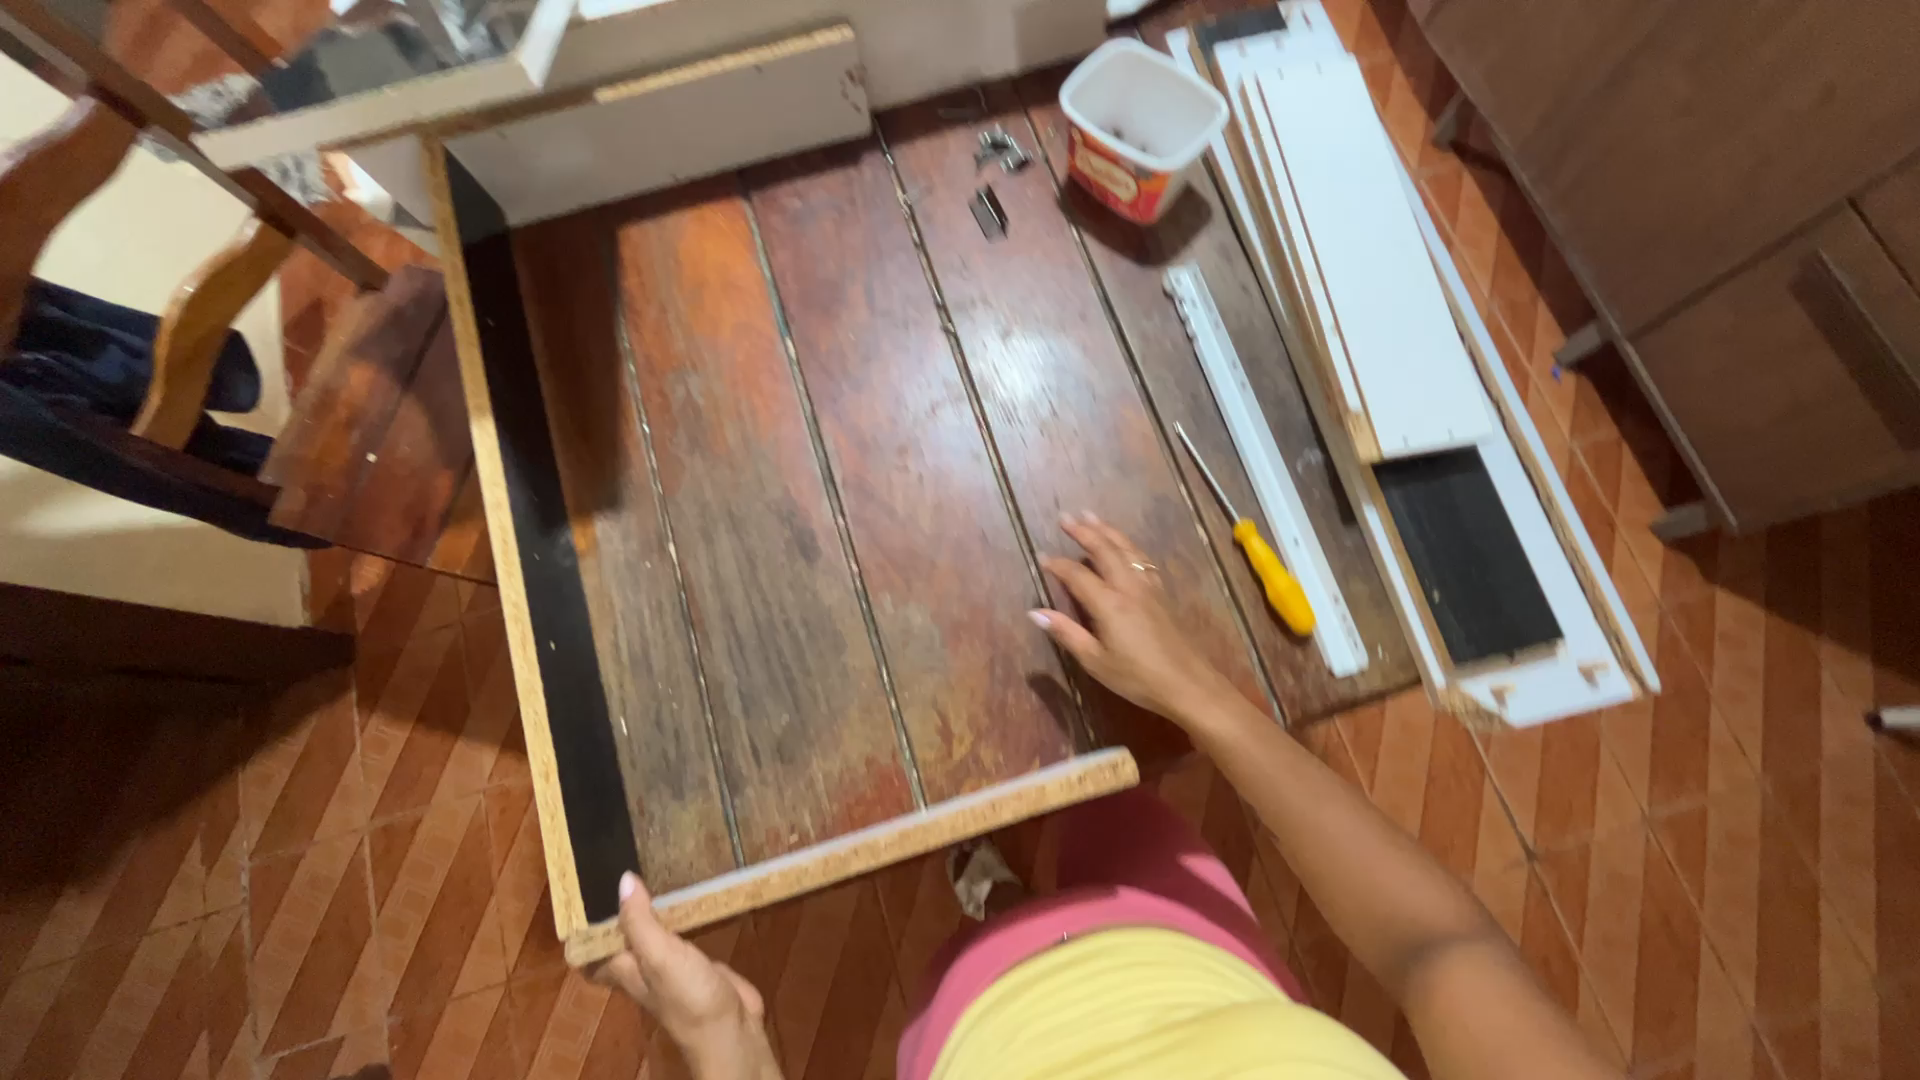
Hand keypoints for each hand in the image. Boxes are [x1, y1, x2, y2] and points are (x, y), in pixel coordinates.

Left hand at [589, 872, 781, 1079]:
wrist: (730, 1027)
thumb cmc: (687, 994)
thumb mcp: (658, 955)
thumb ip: (639, 920)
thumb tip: (623, 880)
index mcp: (625, 971)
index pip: (591, 957)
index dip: (586, 934)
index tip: (589, 897)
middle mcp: (643, 969)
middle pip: (622, 942)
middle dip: (621, 915)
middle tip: (626, 878)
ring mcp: (671, 967)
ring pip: (651, 937)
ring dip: (651, 912)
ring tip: (655, 876)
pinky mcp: (698, 963)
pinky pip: (681, 935)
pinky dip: (680, 918)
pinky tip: (689, 898)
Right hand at [1030, 512, 1237, 723]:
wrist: (1187, 684)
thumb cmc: (1137, 677)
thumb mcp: (1095, 661)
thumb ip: (1066, 633)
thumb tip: (1035, 612)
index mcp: (1109, 603)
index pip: (1077, 575)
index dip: (1058, 564)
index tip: (1041, 556)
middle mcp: (1128, 587)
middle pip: (1104, 550)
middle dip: (1084, 531)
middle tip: (1066, 517)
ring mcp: (1148, 588)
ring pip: (1126, 549)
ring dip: (1107, 531)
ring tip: (1091, 517)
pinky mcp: (1161, 594)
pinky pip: (1142, 559)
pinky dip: (1128, 545)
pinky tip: (1125, 545)